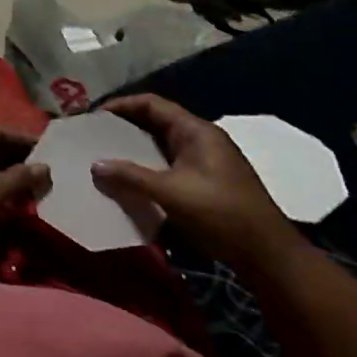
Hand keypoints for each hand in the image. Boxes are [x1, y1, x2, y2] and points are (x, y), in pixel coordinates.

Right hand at [91, 95, 304, 270]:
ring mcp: (202, 161)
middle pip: (154, 122)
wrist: (265, 252)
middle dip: (122, 127)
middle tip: (91, 137)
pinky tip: (125, 180)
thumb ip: (131, 176)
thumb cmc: (221, 213)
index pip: (153, 105)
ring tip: (101, 157)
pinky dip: (143, 167)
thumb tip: (95, 165)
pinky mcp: (201, 181)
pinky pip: (164, 165)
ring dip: (131, 149)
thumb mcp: (171, 193)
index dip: (121, 105)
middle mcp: (199, 140)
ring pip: (158, 145)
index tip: (93, 117)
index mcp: (196, 132)